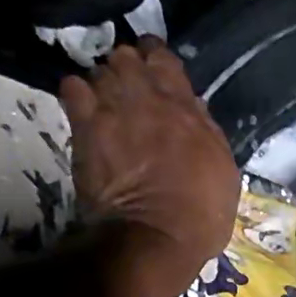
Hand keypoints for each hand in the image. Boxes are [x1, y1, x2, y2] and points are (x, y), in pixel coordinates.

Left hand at [60, 37, 238, 296]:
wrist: (157, 239)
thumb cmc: (201, 216)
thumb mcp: (224, 173)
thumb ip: (207, 134)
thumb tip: (194, 110)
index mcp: (184, 107)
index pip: (165, 59)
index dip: (158, 63)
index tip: (158, 76)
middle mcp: (146, 97)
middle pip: (128, 57)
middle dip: (128, 71)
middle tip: (131, 94)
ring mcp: (112, 108)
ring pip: (100, 70)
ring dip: (104, 84)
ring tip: (108, 106)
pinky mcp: (84, 127)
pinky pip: (72, 89)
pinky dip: (78, 96)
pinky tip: (85, 114)